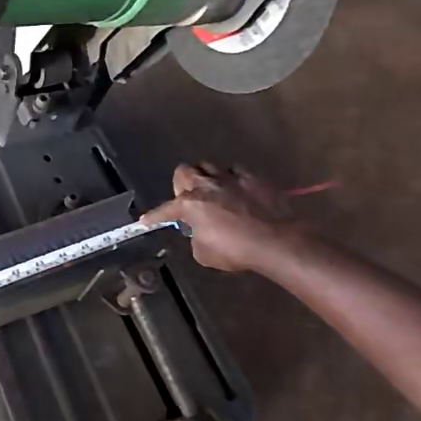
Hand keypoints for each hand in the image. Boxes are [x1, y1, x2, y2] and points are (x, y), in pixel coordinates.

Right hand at [140, 163, 307, 273]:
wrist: (275, 239)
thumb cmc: (236, 250)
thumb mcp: (205, 254)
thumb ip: (197, 238)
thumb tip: (200, 232)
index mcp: (190, 205)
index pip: (165, 210)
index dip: (154, 216)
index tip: (145, 220)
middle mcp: (206, 185)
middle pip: (184, 171)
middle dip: (182, 184)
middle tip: (188, 198)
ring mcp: (231, 178)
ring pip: (209, 166)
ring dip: (207, 178)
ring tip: (212, 191)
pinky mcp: (252, 177)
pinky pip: (236, 171)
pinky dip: (233, 179)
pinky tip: (237, 190)